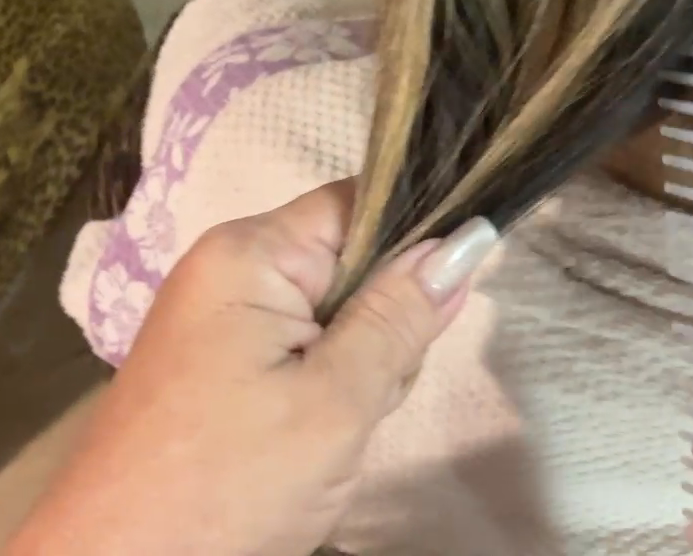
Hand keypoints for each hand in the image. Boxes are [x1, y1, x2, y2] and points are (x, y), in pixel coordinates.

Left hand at [10, 180, 497, 555]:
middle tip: (373, 389)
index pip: (359, 201)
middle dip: (385, 318)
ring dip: (361, 360)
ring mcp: (224, 318)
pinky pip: (305, 344)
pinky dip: (330, 382)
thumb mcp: (335, 403)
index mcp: (250, 254)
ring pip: (336, 307)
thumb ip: (402, 316)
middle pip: (352, 257)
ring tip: (339, 425)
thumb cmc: (223, 491)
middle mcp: (232, 268)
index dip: (415, 232)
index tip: (454, 284)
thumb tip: (470, 239)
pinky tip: (320, 433)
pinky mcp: (222, 361)